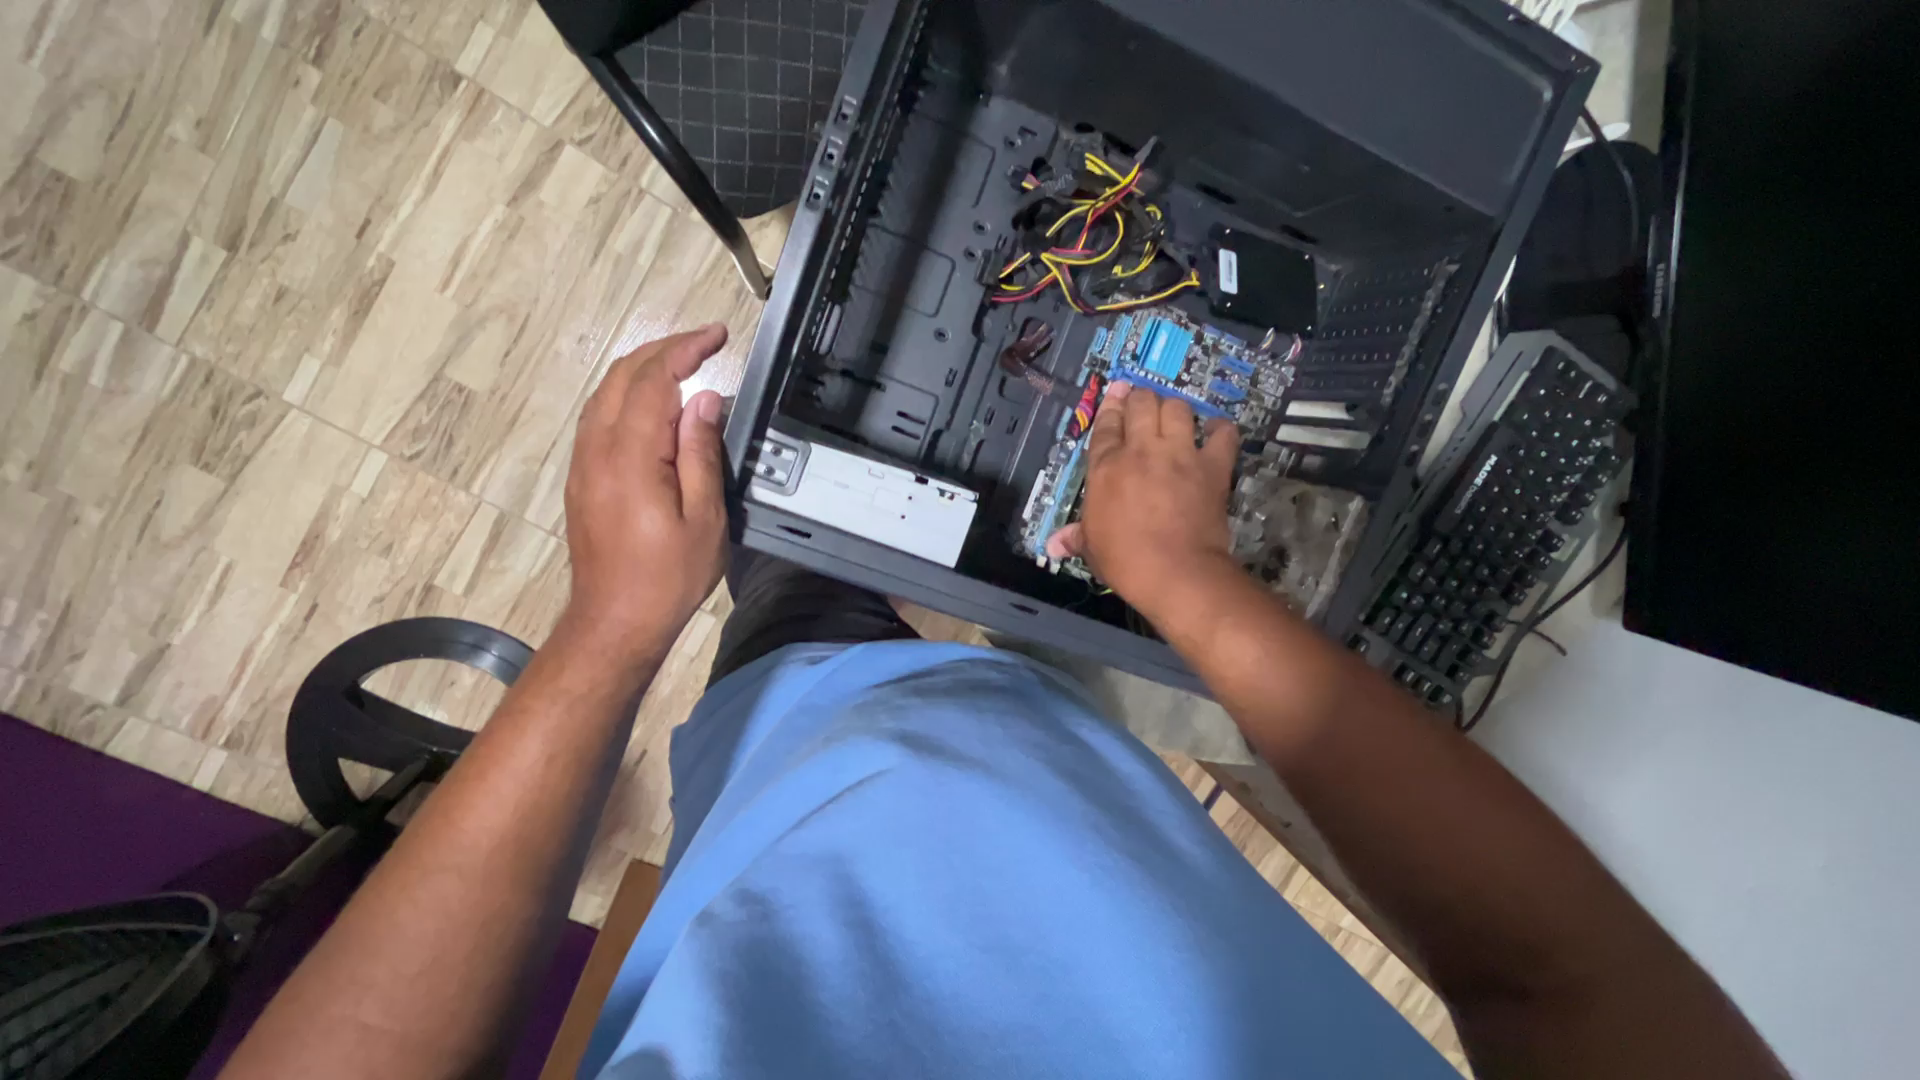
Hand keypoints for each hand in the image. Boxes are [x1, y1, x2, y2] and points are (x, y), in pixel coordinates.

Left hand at [562, 324, 730, 656]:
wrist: (614, 622)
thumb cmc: (667, 578)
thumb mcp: (704, 519)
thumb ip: (701, 453)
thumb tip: (704, 400)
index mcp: (630, 456)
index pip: (654, 380)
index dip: (686, 349)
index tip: (718, 335)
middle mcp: (597, 449)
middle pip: (621, 376)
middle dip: (663, 350)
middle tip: (705, 344)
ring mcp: (583, 463)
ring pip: (605, 394)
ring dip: (643, 370)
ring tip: (684, 367)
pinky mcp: (581, 479)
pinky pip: (600, 418)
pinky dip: (628, 396)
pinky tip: (654, 407)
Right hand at [1045, 381, 1240, 621]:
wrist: (1176, 572)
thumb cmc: (1125, 561)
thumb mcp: (1093, 548)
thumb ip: (1075, 537)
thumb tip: (1052, 545)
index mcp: (1106, 467)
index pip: (1106, 424)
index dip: (1111, 406)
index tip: (1116, 393)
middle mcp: (1142, 450)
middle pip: (1142, 404)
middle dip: (1141, 398)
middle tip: (1143, 403)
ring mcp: (1180, 454)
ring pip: (1177, 408)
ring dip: (1174, 407)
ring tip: (1173, 415)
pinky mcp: (1212, 466)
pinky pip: (1222, 433)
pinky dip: (1219, 429)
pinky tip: (1214, 431)